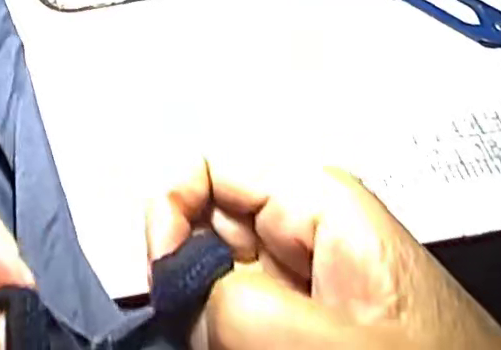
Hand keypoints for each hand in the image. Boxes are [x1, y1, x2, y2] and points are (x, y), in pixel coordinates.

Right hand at [145, 160, 500, 349]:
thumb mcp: (339, 341)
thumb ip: (241, 307)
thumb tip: (176, 296)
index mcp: (315, 200)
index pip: (206, 169)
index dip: (171, 212)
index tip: (161, 279)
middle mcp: (305, 229)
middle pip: (206, 229)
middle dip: (189, 283)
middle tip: (194, 336)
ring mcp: (306, 282)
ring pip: (220, 285)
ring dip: (208, 324)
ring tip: (222, 347)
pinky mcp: (311, 326)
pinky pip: (244, 321)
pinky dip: (226, 339)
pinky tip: (230, 349)